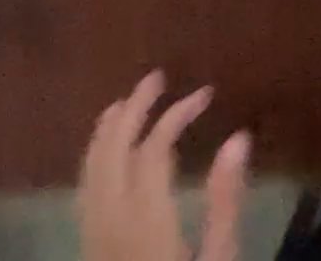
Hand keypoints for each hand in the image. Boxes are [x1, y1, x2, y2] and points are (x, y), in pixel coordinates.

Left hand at [79, 70, 251, 260]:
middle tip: (157, 77)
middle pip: (111, 153)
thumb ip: (225, 200)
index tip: (206, 94)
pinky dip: (93, 160)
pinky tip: (106, 153)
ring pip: (88, 172)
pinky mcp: (89, 252)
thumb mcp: (220, 259)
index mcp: (146, 224)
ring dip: (106, 131)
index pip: (153, 150)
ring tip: (125, 101)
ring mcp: (93, 241)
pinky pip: (83, 193)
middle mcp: (110, 226)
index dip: (176, 114)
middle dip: (132, 110)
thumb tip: (238, 137)